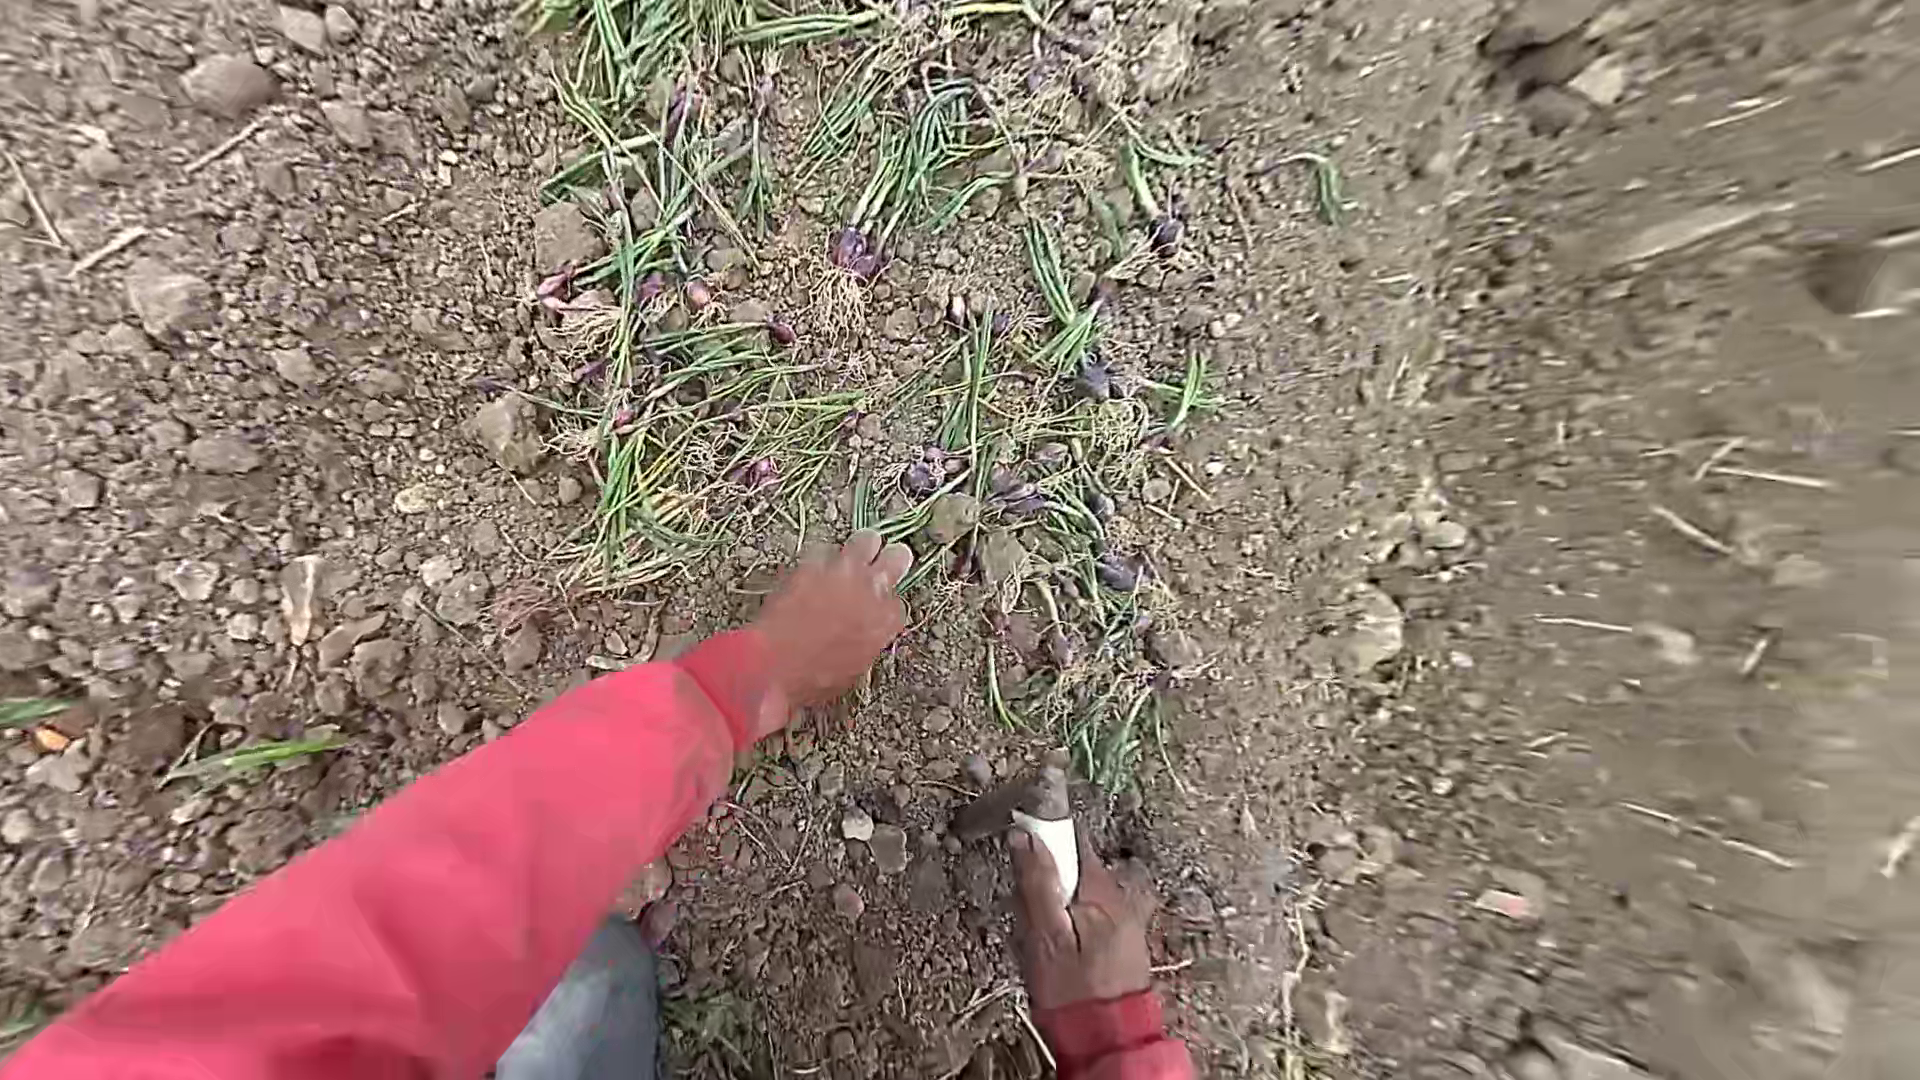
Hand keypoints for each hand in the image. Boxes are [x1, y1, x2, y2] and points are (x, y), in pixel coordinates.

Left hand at [753, 529, 910, 711]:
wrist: (772, 665)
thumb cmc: (813, 678)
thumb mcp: (854, 668)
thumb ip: (866, 642)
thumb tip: (861, 634)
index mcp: (886, 620)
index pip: (898, 602)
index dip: (886, 603)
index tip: (878, 606)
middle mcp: (872, 590)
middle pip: (896, 559)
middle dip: (893, 558)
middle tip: (888, 557)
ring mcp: (843, 572)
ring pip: (864, 542)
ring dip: (863, 546)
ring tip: (859, 548)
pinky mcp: (813, 563)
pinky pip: (824, 550)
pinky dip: (823, 557)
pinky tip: (818, 565)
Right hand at [1009, 828, 1153, 1010]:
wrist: (1107, 1046)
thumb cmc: (1076, 994)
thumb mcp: (1046, 935)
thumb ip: (1037, 882)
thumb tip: (1024, 836)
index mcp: (1101, 886)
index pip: (1069, 835)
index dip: (1041, 838)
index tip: (1022, 851)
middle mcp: (1117, 894)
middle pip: (1069, 864)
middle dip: (1045, 880)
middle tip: (1030, 913)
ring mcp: (1121, 915)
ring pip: (1074, 891)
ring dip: (1054, 906)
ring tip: (1042, 937)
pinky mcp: (1118, 937)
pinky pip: (1083, 913)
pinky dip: (1067, 924)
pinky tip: (1058, 949)